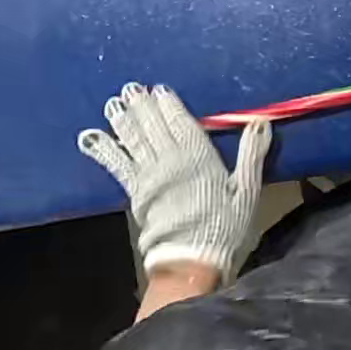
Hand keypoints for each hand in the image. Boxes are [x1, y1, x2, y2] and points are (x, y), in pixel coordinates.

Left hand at [77, 83, 271, 277]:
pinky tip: (90, 137)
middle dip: (141, 105)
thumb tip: (260, 121)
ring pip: (134, 139)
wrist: (191, 261)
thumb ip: (251, 154)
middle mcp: (170, 159)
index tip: (159, 89)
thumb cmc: (224, 227)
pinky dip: (103, 149)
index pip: (180, 121)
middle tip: (130, 87)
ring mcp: (149, 174)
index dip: (168, 104)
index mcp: (198, 156)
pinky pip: (117, 164)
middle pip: (153, 125)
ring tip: (113, 102)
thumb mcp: (246, 190)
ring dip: (122, 119)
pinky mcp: (135, 191)